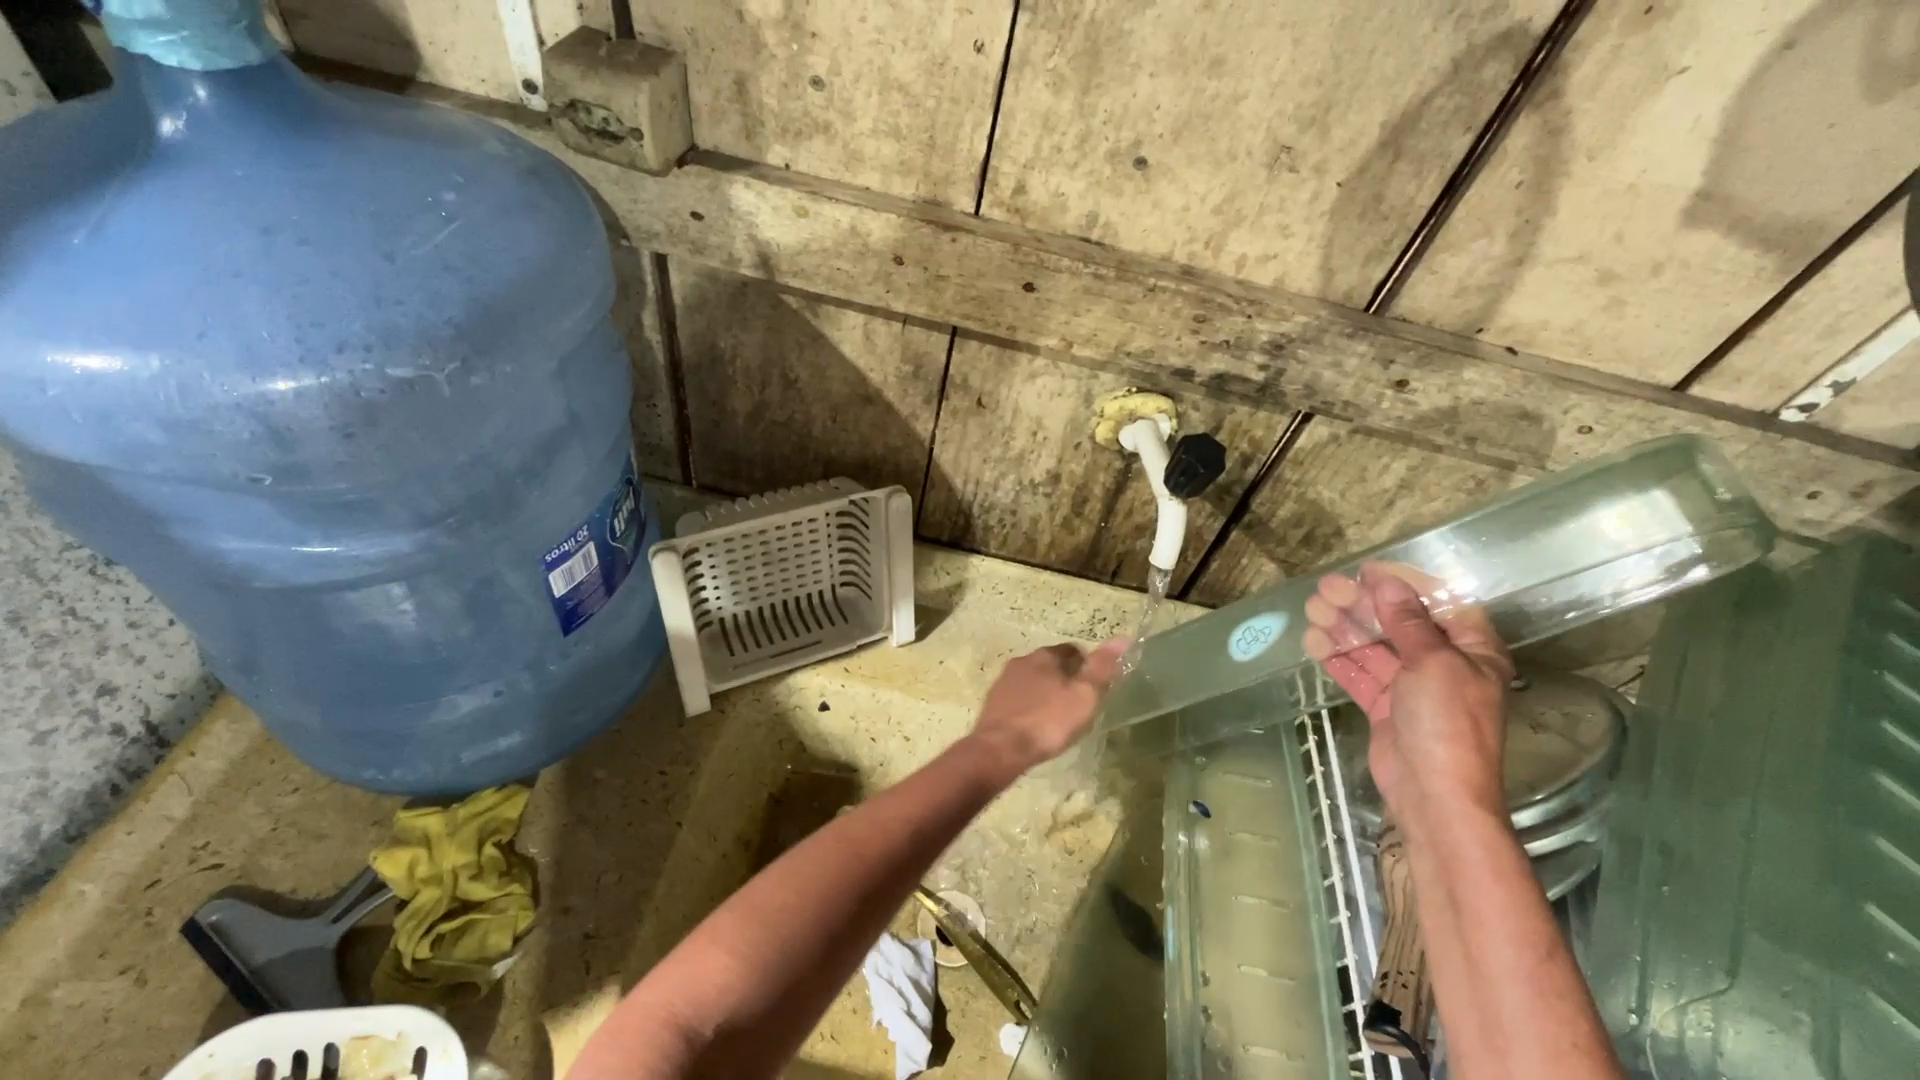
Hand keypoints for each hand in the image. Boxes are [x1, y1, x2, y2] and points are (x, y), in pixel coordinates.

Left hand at [968, 639, 1129, 778]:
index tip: (1094, 689)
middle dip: (1065, 678)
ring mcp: (1004, 681)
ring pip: (1033, 680)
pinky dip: (1030, 705)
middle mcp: (1022, 661)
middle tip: (1077, 704)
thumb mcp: (1084, 696)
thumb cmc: (1049, 721)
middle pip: (1051, 664)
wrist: (1001, 748)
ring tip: (1057, 716)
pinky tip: (1035, 723)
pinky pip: (1019, 697)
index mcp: (1045, 656)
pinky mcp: (993, 701)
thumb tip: (1122, 638)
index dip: (1087, 668)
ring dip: (1045, 692)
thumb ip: (1101, 668)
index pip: (1073, 651)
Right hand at [1302, 563, 1513, 820]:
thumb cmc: (1447, 723)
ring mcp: (1412, 688)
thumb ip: (1407, 621)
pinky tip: (1313, 642)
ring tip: (1313, 611)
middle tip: (1327, 590)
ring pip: (1375, 648)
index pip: (1440, 603)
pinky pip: (1360, 675)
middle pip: (1400, 624)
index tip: (1366, 571)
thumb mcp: (1433, 662)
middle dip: (1363, 605)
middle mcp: (1444, 665)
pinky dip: (1338, 658)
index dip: (1404, 584)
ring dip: (1344, 628)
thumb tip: (1387, 582)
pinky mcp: (1385, 709)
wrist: (1434, 794)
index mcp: (1472, 650)